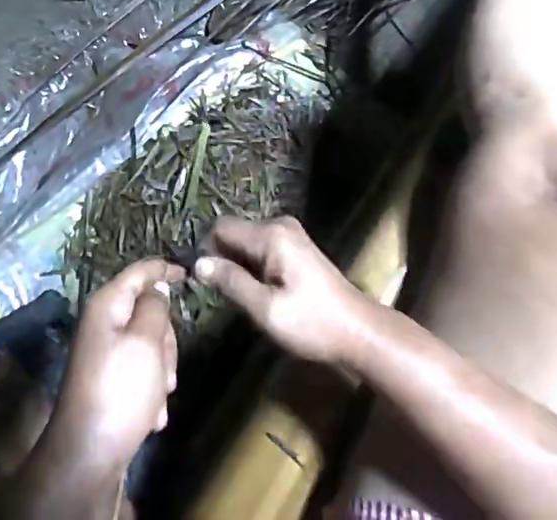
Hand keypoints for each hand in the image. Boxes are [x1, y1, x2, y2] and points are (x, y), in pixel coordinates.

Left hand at [46, 258, 185, 473]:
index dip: (165, 268)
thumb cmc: (121, 390)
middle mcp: (103, 323)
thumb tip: (157, 287)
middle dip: (166, 338)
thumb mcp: (146, 342)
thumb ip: (155, 308)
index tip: (189, 273)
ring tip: (158, 397)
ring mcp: (105, 353)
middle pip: (148, 311)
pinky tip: (151, 415)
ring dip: (161, 369)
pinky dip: (150, 391)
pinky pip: (140, 372)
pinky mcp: (110, 381)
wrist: (89, 456)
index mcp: (107, 304)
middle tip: (166, 367)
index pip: (140, 271)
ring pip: (149, 345)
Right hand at [193, 216, 383, 369]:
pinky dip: (254, 267)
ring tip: (246, 297)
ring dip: (239, 265)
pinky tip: (262, 292)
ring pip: (246, 241)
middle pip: (234, 232)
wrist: (359, 331)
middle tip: (226, 296)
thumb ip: (231, 283)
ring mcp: (290, 234)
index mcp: (271, 235)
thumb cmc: (312, 323)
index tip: (206, 283)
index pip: (221, 228)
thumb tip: (197, 264)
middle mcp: (279, 225)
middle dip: (223, 259)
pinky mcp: (296, 246)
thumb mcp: (266, 310)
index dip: (208, 252)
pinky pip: (261, 247)